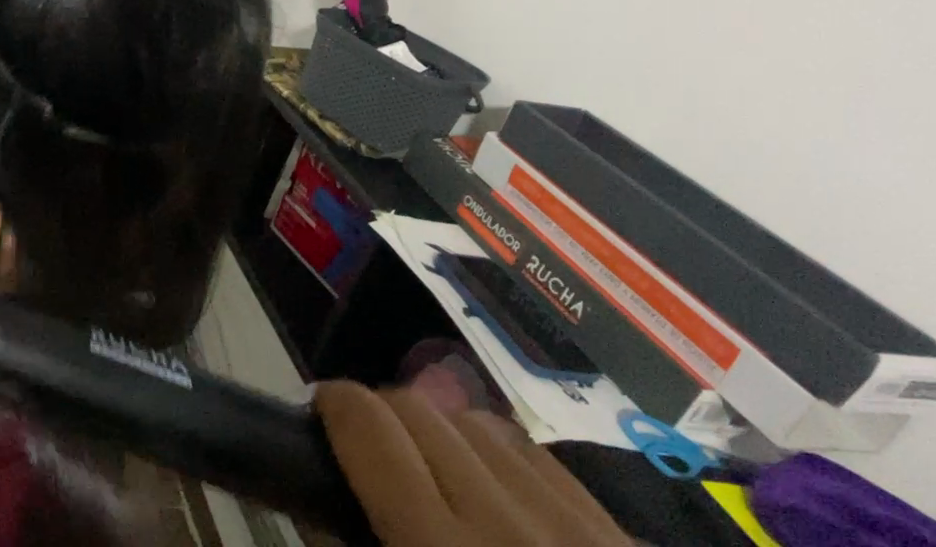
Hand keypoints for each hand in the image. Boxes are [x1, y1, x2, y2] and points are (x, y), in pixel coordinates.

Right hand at [313, 382, 631, 546]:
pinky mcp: (627, 537)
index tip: (322, 414)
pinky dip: (505, 459)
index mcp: (438, 546)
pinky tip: (501, 495)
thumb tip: (308, 501)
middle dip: (383, 415)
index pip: (370, 426)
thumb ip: (348, 545)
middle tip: (374, 452)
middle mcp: (508, 524)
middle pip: (419, 409)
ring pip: (480, 423)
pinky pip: (544, 459)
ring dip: (445, 434)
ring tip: (439, 473)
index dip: (335, 403)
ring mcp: (581, 527)